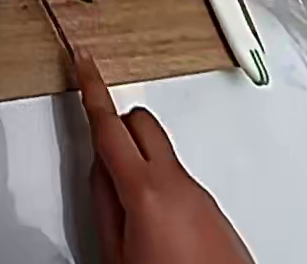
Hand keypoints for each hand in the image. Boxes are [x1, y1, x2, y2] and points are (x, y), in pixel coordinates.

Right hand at [78, 50, 254, 263]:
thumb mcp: (112, 249)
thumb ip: (102, 197)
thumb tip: (99, 166)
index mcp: (145, 190)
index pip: (109, 122)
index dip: (92, 86)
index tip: (84, 61)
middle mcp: (179, 187)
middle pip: (142, 123)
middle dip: (120, 125)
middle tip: (104, 145)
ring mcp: (205, 202)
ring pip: (164, 156)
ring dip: (143, 163)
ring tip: (133, 209)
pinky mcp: (222, 220)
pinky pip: (183, 185)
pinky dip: (165, 189)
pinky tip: (159, 225)